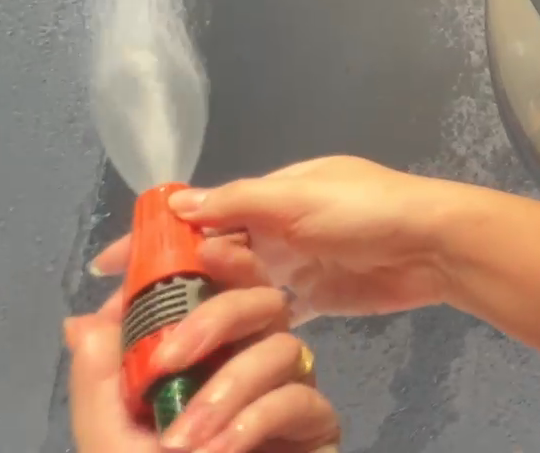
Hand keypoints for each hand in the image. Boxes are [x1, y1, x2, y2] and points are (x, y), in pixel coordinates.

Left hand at [66, 243, 338, 452]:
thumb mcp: (111, 446)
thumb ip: (101, 386)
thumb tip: (85, 318)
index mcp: (206, 361)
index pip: (221, 294)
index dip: (214, 268)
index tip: (191, 252)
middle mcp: (251, 366)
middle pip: (264, 303)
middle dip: (220, 318)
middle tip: (172, 358)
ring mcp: (288, 393)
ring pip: (284, 347)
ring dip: (230, 387)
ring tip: (186, 441)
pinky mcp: (318, 425)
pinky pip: (300, 398)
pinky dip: (257, 419)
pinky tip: (223, 449)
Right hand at [102, 156, 466, 318]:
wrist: (433, 246)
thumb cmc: (369, 212)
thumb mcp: (302, 196)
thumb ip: (242, 200)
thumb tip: (178, 202)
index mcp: (285, 191)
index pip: (212, 209)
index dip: (162, 234)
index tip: (106, 264)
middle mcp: (289, 224)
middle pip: (219, 251)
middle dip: (173, 278)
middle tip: (120, 318)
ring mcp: (301, 261)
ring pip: (237, 284)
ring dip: (200, 304)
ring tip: (150, 339)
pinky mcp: (316, 297)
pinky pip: (266, 311)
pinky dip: (239, 323)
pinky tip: (204, 349)